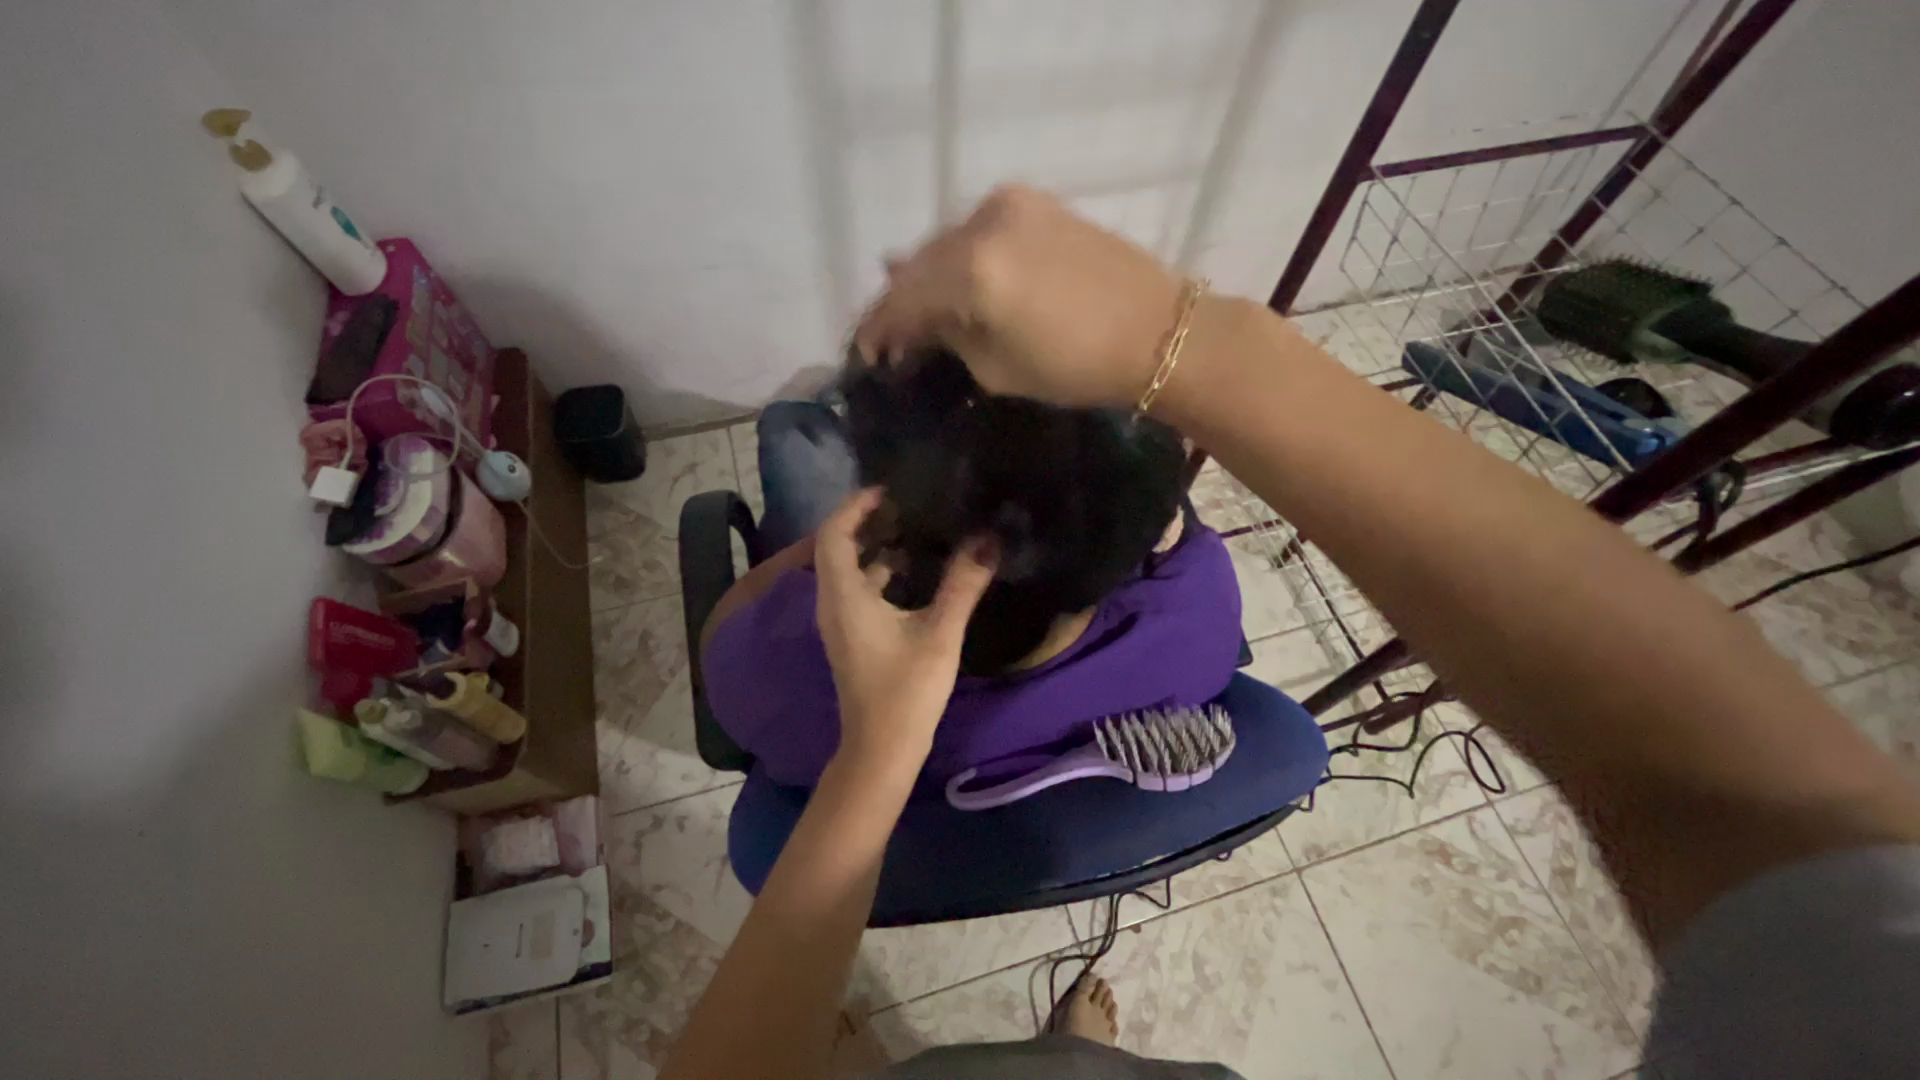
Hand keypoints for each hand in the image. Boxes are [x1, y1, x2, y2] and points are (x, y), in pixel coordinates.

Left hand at [813, 488, 997, 775]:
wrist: (882, 748)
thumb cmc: (907, 690)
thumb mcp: (940, 633)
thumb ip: (962, 584)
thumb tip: (987, 539)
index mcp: (844, 595)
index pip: (834, 533)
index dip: (856, 506)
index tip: (890, 490)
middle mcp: (832, 603)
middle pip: (836, 547)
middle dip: (866, 522)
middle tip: (906, 505)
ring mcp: (838, 623)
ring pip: (845, 571)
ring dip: (872, 548)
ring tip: (913, 531)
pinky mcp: (850, 638)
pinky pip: (855, 591)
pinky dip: (876, 574)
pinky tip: (911, 575)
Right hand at [854, 185, 1187, 407]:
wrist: (1159, 332)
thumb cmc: (1077, 366)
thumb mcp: (997, 367)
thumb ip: (948, 336)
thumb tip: (916, 323)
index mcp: (972, 270)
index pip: (903, 298)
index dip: (879, 329)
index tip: (867, 354)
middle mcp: (983, 222)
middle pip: (920, 264)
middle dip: (902, 302)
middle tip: (891, 337)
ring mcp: (1012, 205)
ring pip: (948, 243)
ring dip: (930, 277)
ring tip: (918, 311)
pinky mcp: (1036, 203)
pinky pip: (979, 230)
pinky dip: (961, 257)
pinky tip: (954, 277)